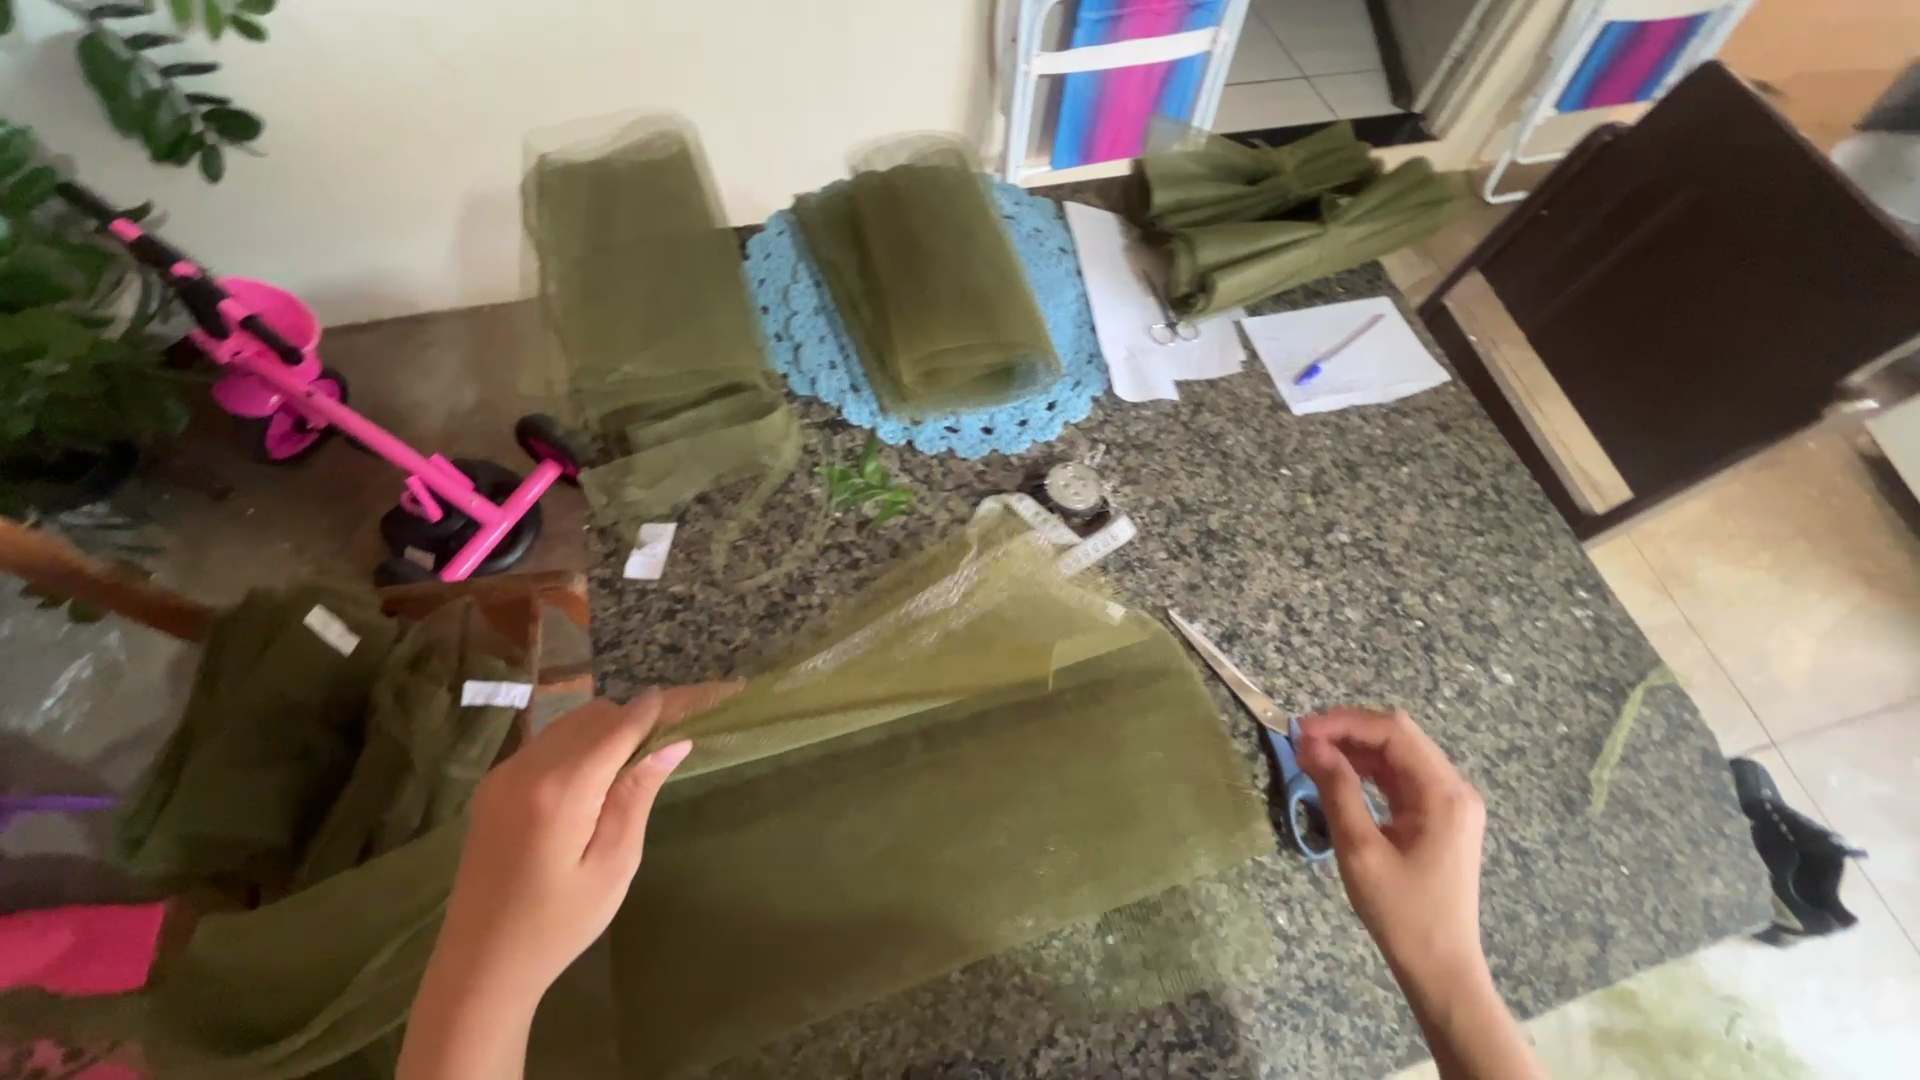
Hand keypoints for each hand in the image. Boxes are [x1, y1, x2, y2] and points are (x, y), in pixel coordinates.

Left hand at [434, 684, 732, 1002]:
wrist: (480, 966)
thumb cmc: (560, 924)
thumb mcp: (615, 864)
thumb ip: (639, 794)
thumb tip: (674, 742)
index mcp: (560, 790)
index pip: (621, 724)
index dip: (661, 709)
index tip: (700, 700)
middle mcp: (526, 768)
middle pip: (596, 715)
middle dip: (636, 720)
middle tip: (668, 746)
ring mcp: (504, 774)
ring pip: (571, 723)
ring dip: (608, 730)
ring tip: (635, 765)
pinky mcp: (494, 786)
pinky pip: (548, 743)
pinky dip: (580, 745)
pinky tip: (595, 781)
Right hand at [1295, 706, 1488, 996]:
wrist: (1440, 967)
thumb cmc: (1402, 911)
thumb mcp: (1360, 849)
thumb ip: (1336, 789)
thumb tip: (1309, 744)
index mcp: (1444, 794)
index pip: (1393, 731)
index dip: (1344, 722)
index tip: (1301, 731)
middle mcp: (1453, 788)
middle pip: (1397, 735)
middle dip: (1347, 729)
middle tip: (1302, 740)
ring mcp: (1448, 801)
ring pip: (1396, 752)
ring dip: (1354, 746)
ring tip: (1311, 754)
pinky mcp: (1437, 815)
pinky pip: (1398, 775)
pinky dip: (1366, 767)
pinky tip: (1336, 773)